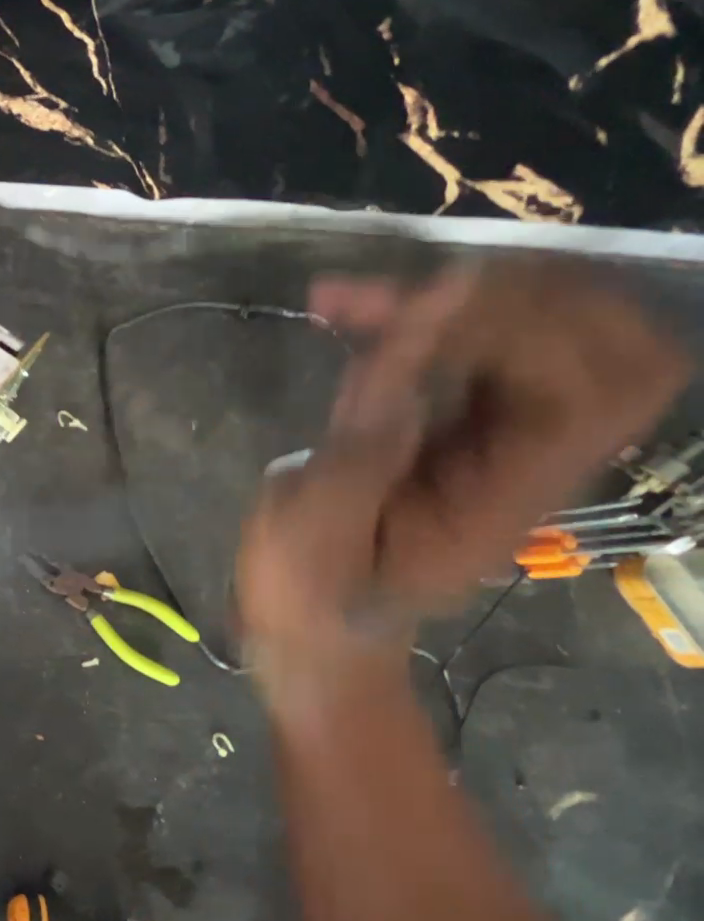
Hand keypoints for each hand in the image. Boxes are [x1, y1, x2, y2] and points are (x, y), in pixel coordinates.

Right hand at [236, 259, 691, 676]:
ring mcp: (507, 442)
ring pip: (558, 339)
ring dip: (475, 298)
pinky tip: (355, 314)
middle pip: (611, 350)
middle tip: (404, 292)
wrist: (317, 628)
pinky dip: (434, 317)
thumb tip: (406, 344)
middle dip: (517, 298)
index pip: (584, 386)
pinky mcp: (465, 430)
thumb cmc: (308, 590)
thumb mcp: (316, 524)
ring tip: (360, 297)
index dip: (514, 329)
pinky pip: (486, 352)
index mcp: (511, 492)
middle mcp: (535, 459)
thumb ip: (367, 436)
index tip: (409, 312)